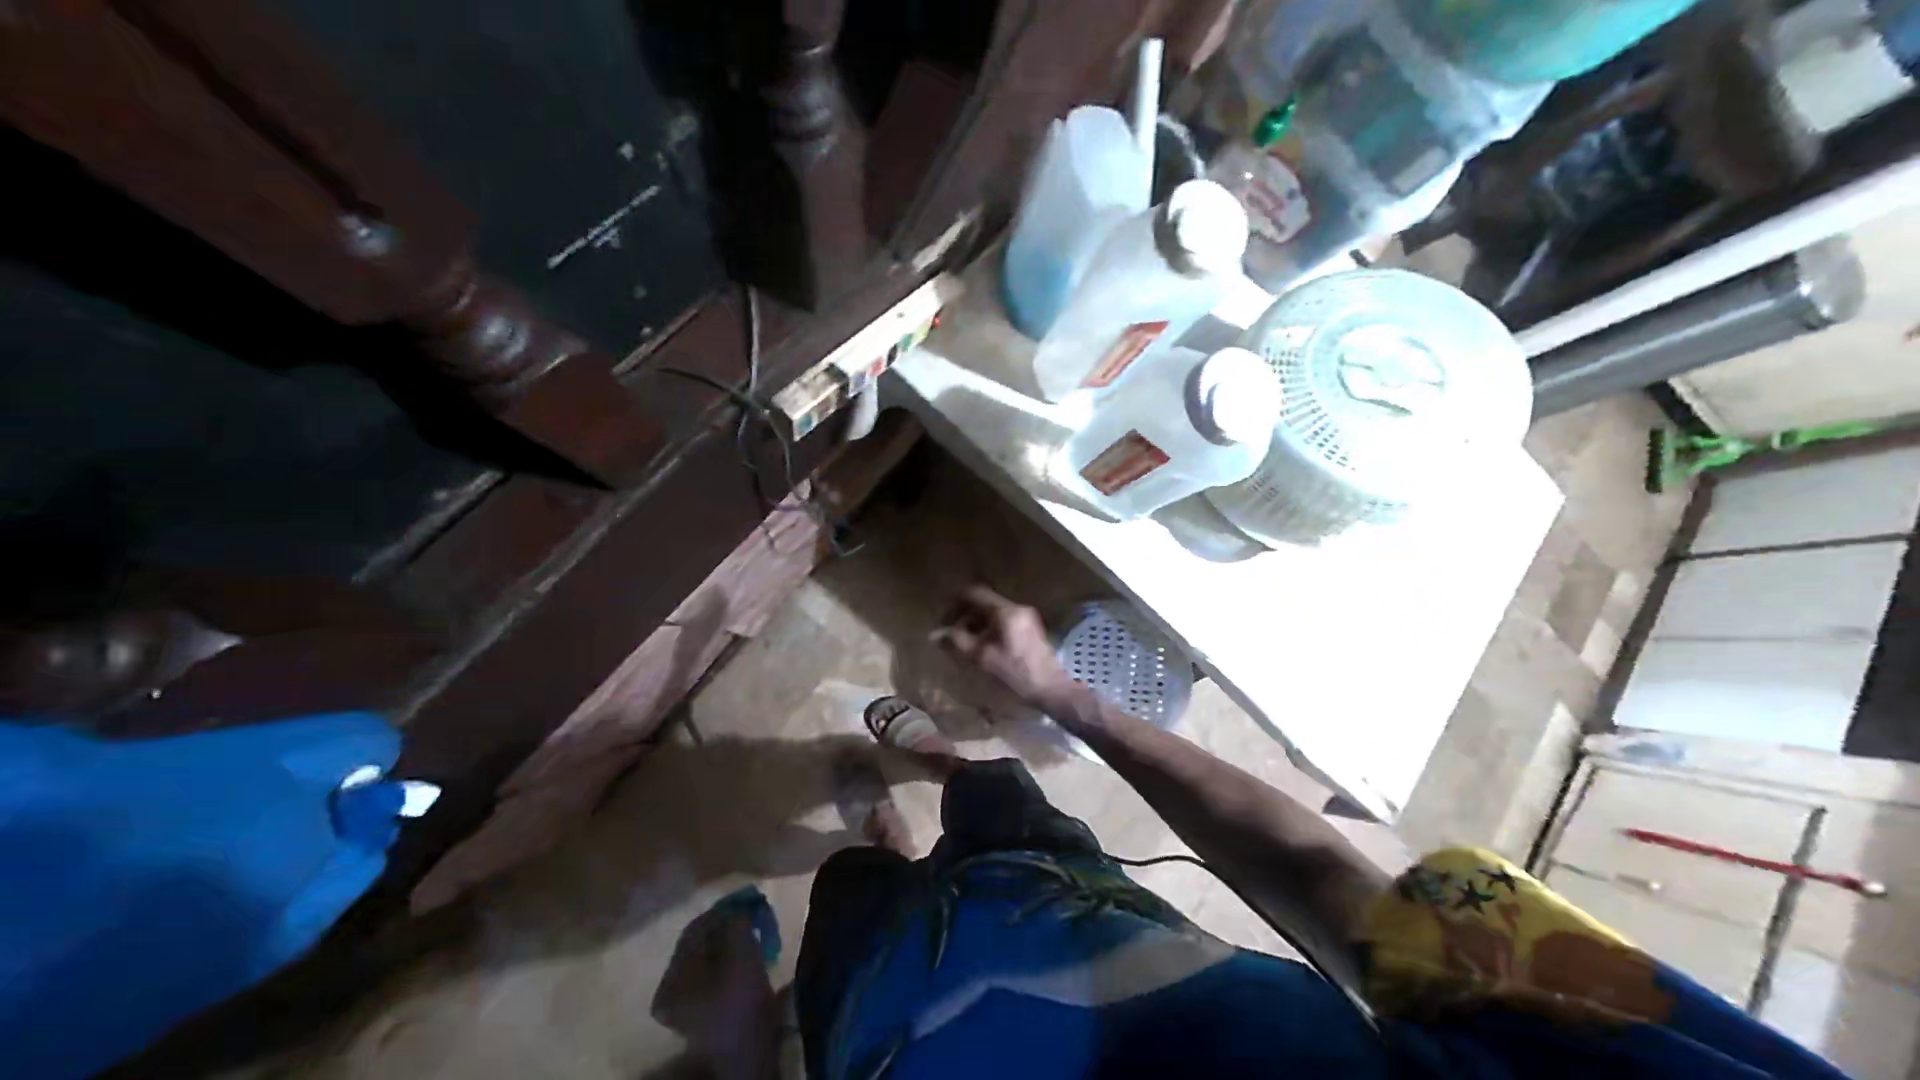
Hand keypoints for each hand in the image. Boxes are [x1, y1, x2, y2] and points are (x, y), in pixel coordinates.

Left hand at [651, 905, 778, 1078]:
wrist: (748, 1061)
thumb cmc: (741, 1005)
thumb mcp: (741, 953)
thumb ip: (736, 921)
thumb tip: (739, 906)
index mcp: (671, 979)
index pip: (695, 929)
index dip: (723, 910)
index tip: (748, 900)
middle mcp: (669, 992)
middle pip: (700, 944)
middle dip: (727, 926)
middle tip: (753, 916)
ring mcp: (683, 1008)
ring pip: (708, 959)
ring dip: (731, 942)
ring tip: (754, 934)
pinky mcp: (701, 1016)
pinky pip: (714, 976)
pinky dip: (730, 961)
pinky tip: (749, 956)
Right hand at [935, 586, 1075, 707]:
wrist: (1051, 689)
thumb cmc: (1017, 674)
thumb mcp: (983, 658)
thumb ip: (959, 641)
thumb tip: (936, 634)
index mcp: (1006, 612)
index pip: (975, 593)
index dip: (956, 603)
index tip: (943, 617)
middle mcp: (1018, 609)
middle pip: (984, 602)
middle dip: (965, 614)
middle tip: (950, 632)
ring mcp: (1027, 618)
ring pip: (994, 612)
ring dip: (976, 622)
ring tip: (964, 641)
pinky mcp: (1030, 629)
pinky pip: (1004, 620)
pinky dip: (989, 628)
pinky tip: (982, 646)